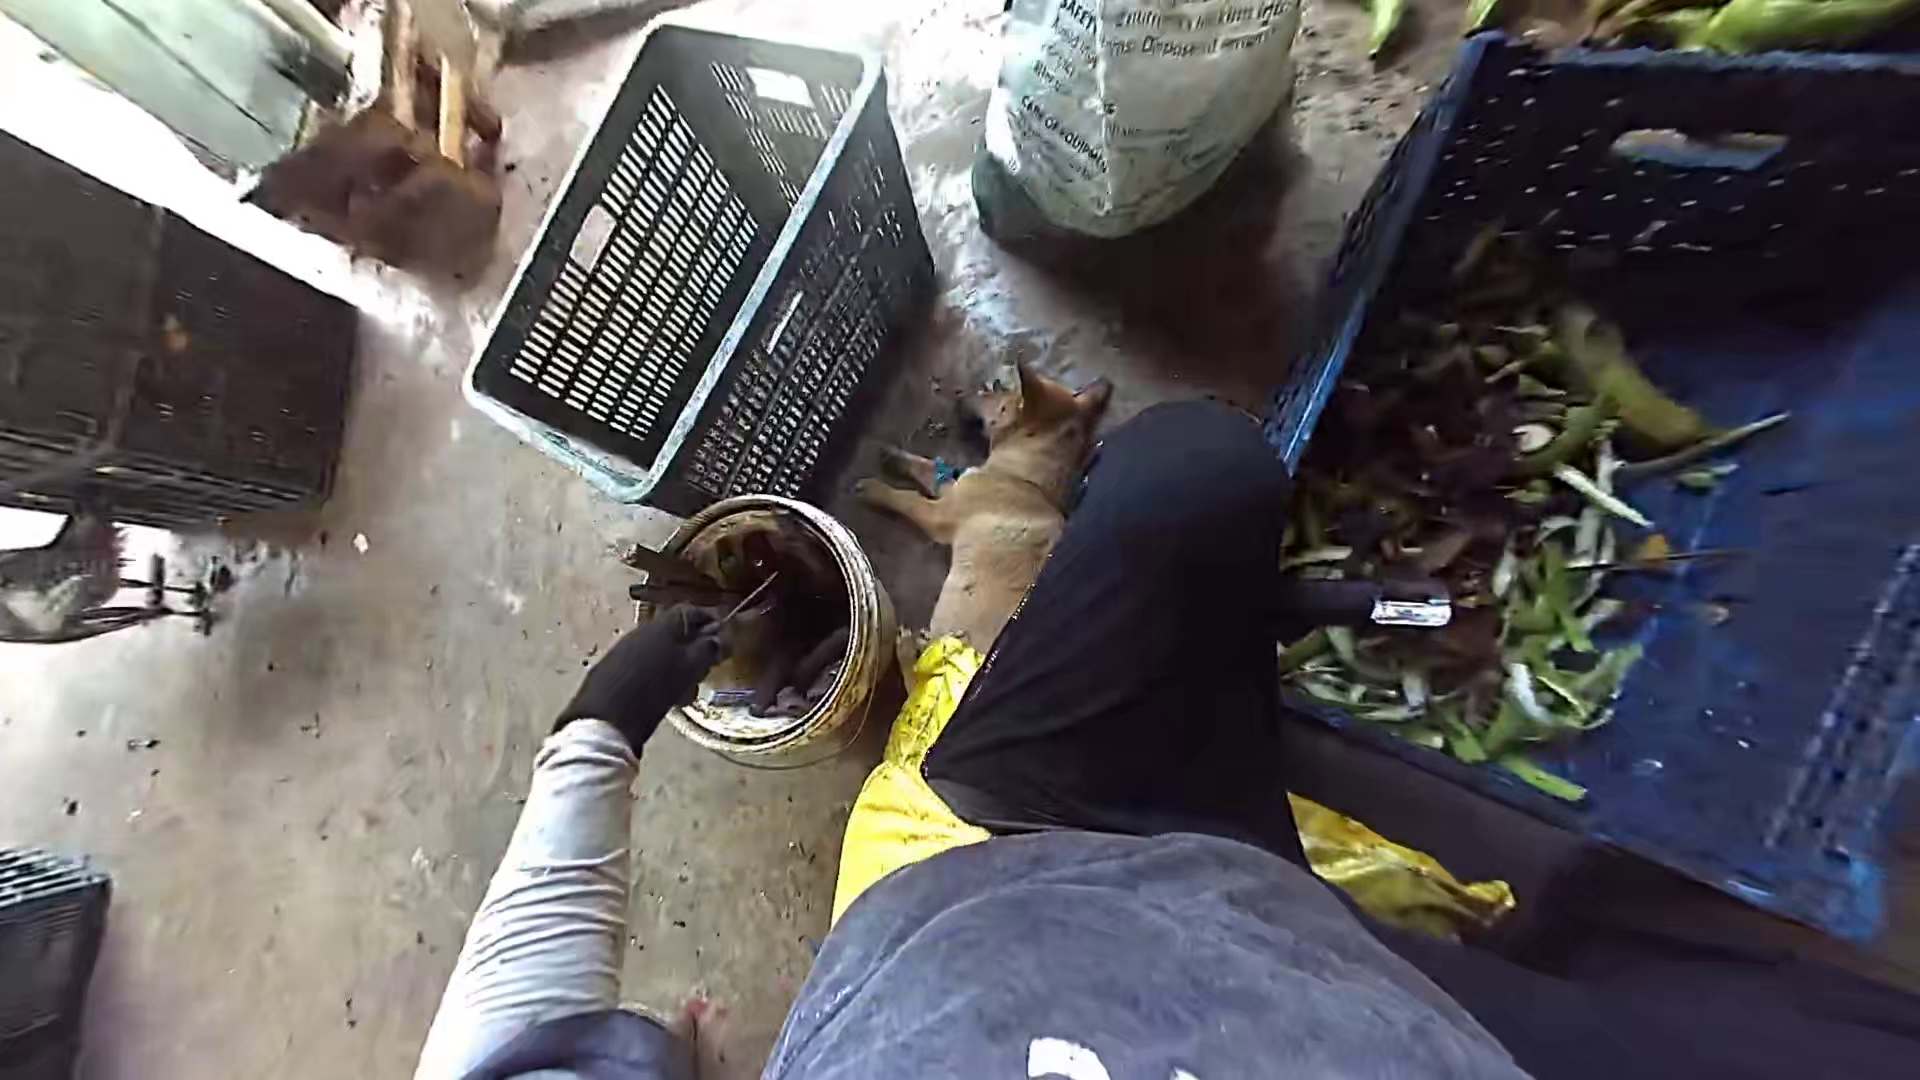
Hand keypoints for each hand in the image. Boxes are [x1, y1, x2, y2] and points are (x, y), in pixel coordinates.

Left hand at [558, 605, 727, 749]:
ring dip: (679, 664)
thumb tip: (720, 637)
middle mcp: (642, 630)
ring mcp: (625, 649)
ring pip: (662, 650)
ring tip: (687, 689)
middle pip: (677, 631)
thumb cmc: (655, 689)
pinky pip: (645, 664)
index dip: (710, 622)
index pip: (692, 610)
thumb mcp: (690, 668)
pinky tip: (664, 696)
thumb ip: (708, 649)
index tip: (722, 639)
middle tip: (706, 669)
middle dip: (695, 648)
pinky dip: (660, 674)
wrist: (604, 720)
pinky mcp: (612, 668)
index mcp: (663, 625)